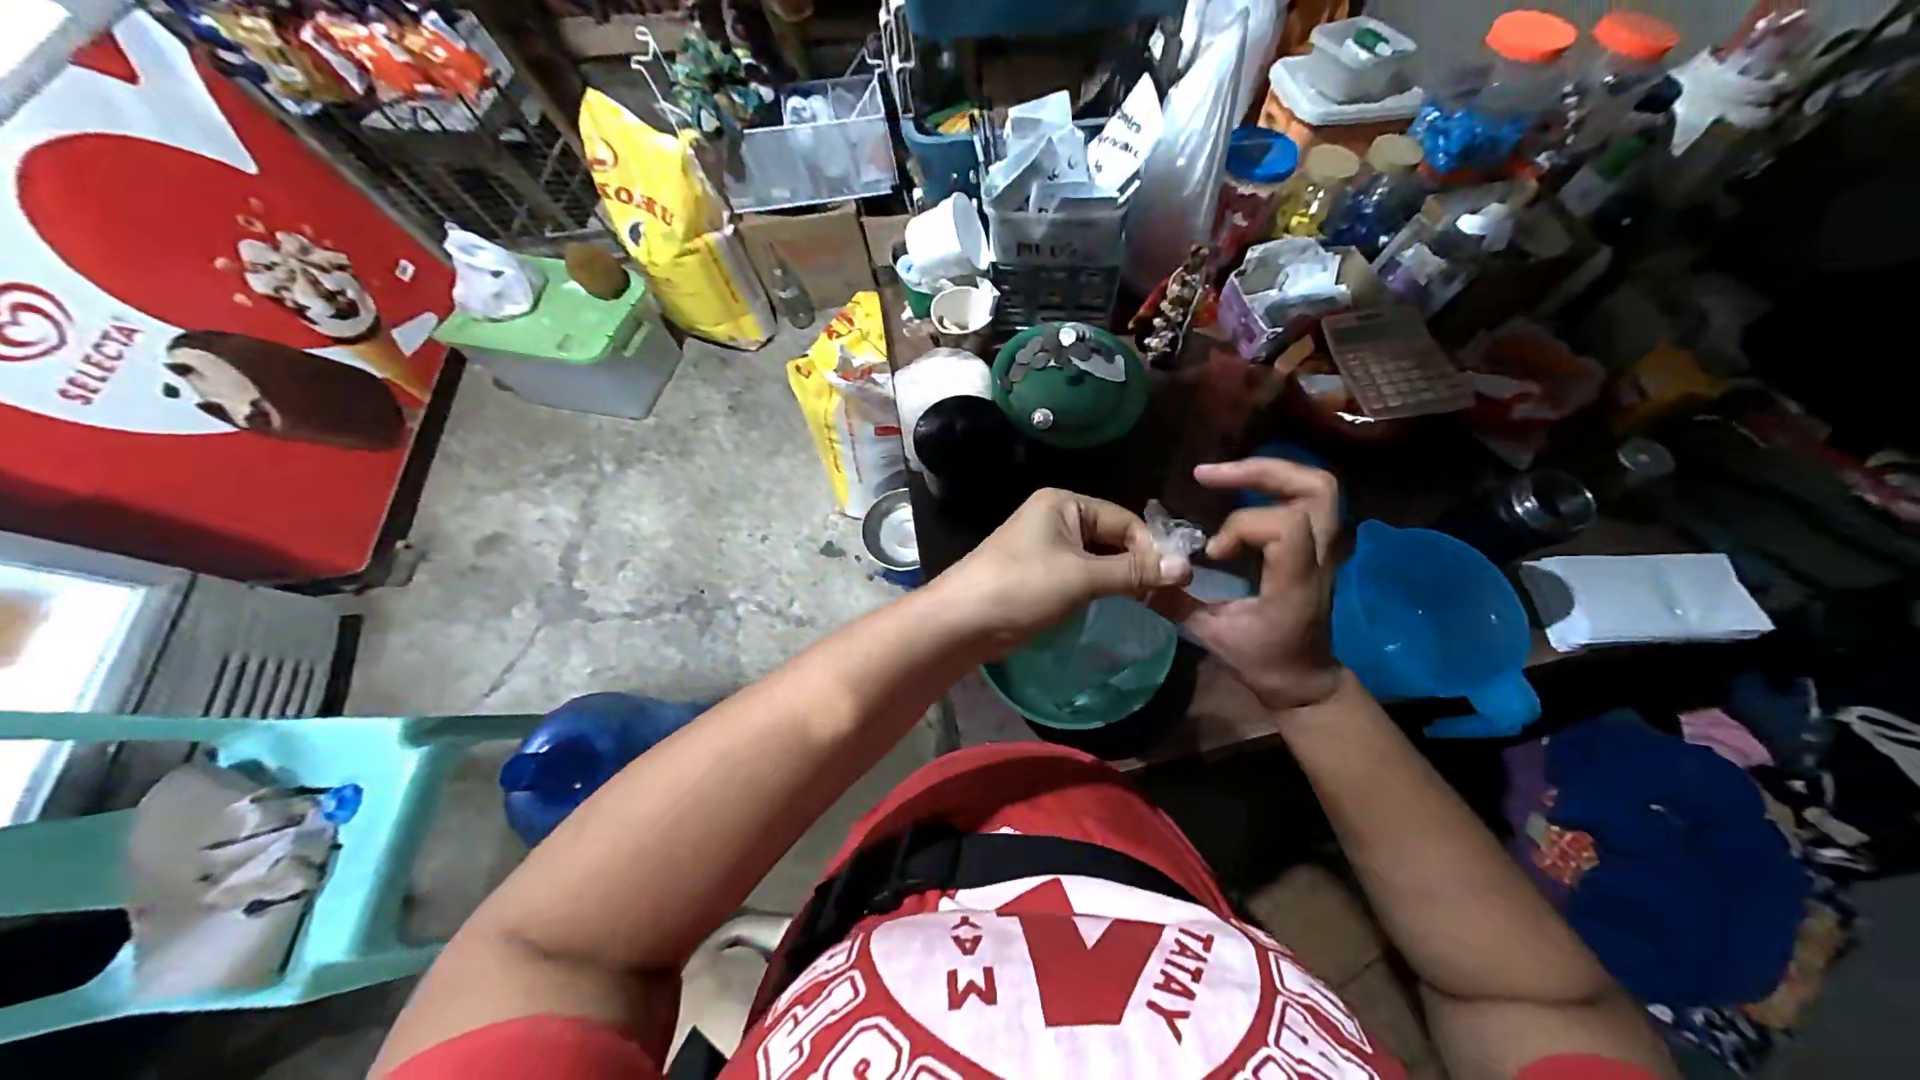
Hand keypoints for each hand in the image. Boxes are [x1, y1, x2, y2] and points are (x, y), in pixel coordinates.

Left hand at [934, 489, 1191, 655]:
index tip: (1174, 581)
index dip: (1149, 549)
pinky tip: (1113, 603)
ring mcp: (1046, 545)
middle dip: (1136, 563)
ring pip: (1097, 557)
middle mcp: (1056, 517)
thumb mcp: (1081, 577)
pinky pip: (1081, 572)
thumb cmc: (1022, 588)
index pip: (1124, 520)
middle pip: (1112, 536)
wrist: (962, 621)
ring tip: (1144, 602)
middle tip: (1162, 596)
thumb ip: (1133, 571)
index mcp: (1064, 503)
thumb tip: (1187, 567)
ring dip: (1119, 577)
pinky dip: (1099, 586)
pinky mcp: (1040, 571)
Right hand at [1161, 459, 1343, 710]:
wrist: (1304, 679)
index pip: (1286, 525)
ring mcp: (1325, 548)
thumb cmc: (1262, 660)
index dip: (1242, 527)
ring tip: (1223, 474)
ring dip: (1268, 472)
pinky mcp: (1317, 545)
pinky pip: (1306, 498)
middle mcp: (1320, 556)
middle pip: (1315, 487)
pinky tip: (1237, 491)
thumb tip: (1138, 580)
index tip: (1213, 553)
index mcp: (1296, 580)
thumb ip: (1176, 603)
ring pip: (1317, 486)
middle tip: (1209, 475)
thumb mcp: (1213, 636)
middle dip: (1260, 471)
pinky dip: (1272, 486)